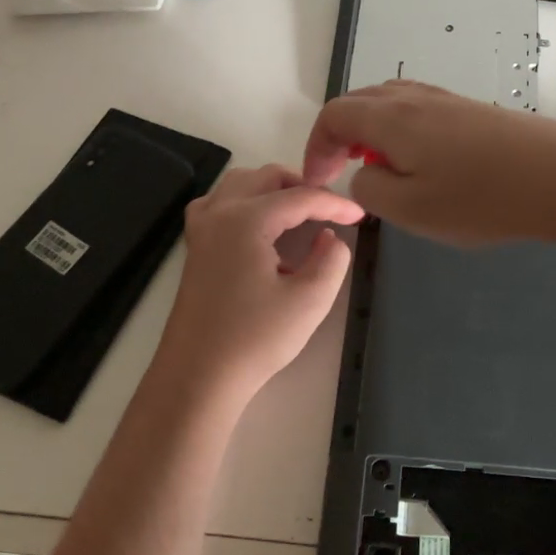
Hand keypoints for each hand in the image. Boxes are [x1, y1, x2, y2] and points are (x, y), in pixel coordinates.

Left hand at [155, 165, 365, 399]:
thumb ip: (332, 260)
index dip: (335, 204)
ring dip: (273, 189)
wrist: (198, 377)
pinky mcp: (195, 247)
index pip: (300, 197)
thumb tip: (331, 238)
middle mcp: (219, 212)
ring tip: (299, 214)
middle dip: (303, 187)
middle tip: (331, 212)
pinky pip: (220, 203)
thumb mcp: (309, 301)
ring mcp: (202, 229)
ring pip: (240, 183)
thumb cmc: (254, 340)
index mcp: (246, 219)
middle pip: (267, 177)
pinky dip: (245, 201)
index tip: (361, 216)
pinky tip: (260, 227)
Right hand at [303, 81, 555, 246]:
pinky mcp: (473, 111)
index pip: (334, 115)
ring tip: (381, 171)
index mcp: (391, 117)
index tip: (318, 181)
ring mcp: (448, 100)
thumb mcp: (410, 209)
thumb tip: (363, 176)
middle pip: (361, 101)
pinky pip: (419, 111)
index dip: (316, 147)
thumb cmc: (481, 198)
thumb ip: (370, 190)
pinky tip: (424, 165)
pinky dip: (402, 131)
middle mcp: (415, 98)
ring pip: (392, 103)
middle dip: (341, 137)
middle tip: (343, 174)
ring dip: (372, 132)